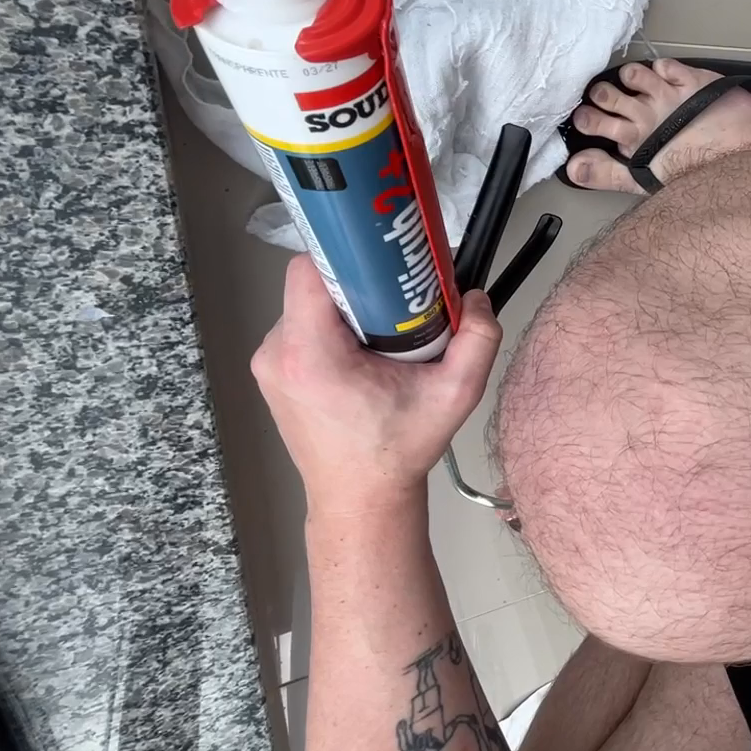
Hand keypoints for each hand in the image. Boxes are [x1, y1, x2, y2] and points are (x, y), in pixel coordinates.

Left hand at [253, 255, 502, 518]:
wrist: (361, 494)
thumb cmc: (402, 446)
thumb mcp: (458, 391)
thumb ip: (479, 337)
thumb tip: (476, 297)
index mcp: (311, 354)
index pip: (311, 270)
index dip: (354, 256)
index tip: (394, 264)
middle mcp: (278, 353)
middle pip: (317, 284)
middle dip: (367, 285)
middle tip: (409, 303)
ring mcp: (270, 363)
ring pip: (313, 304)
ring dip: (355, 308)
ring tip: (394, 335)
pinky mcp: (276, 371)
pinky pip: (306, 326)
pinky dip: (340, 328)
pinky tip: (373, 353)